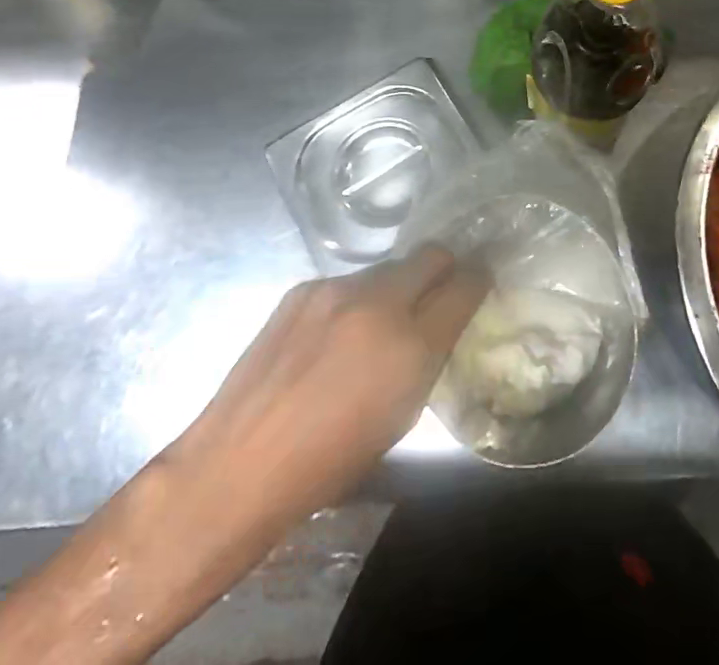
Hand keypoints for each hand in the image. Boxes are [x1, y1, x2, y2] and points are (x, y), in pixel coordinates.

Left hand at [0, 248, 488, 664]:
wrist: (240, 463)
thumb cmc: (332, 460)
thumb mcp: (403, 413)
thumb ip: (427, 355)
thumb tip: (437, 323)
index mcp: (411, 343)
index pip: (466, 283)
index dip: (478, 280)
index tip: (478, 284)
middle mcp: (377, 303)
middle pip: (431, 255)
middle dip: (444, 269)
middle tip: (439, 292)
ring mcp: (334, 291)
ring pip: (387, 267)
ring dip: (396, 287)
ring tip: (378, 323)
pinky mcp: (300, 290)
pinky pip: (347, 282)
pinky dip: (355, 299)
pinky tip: (335, 334)